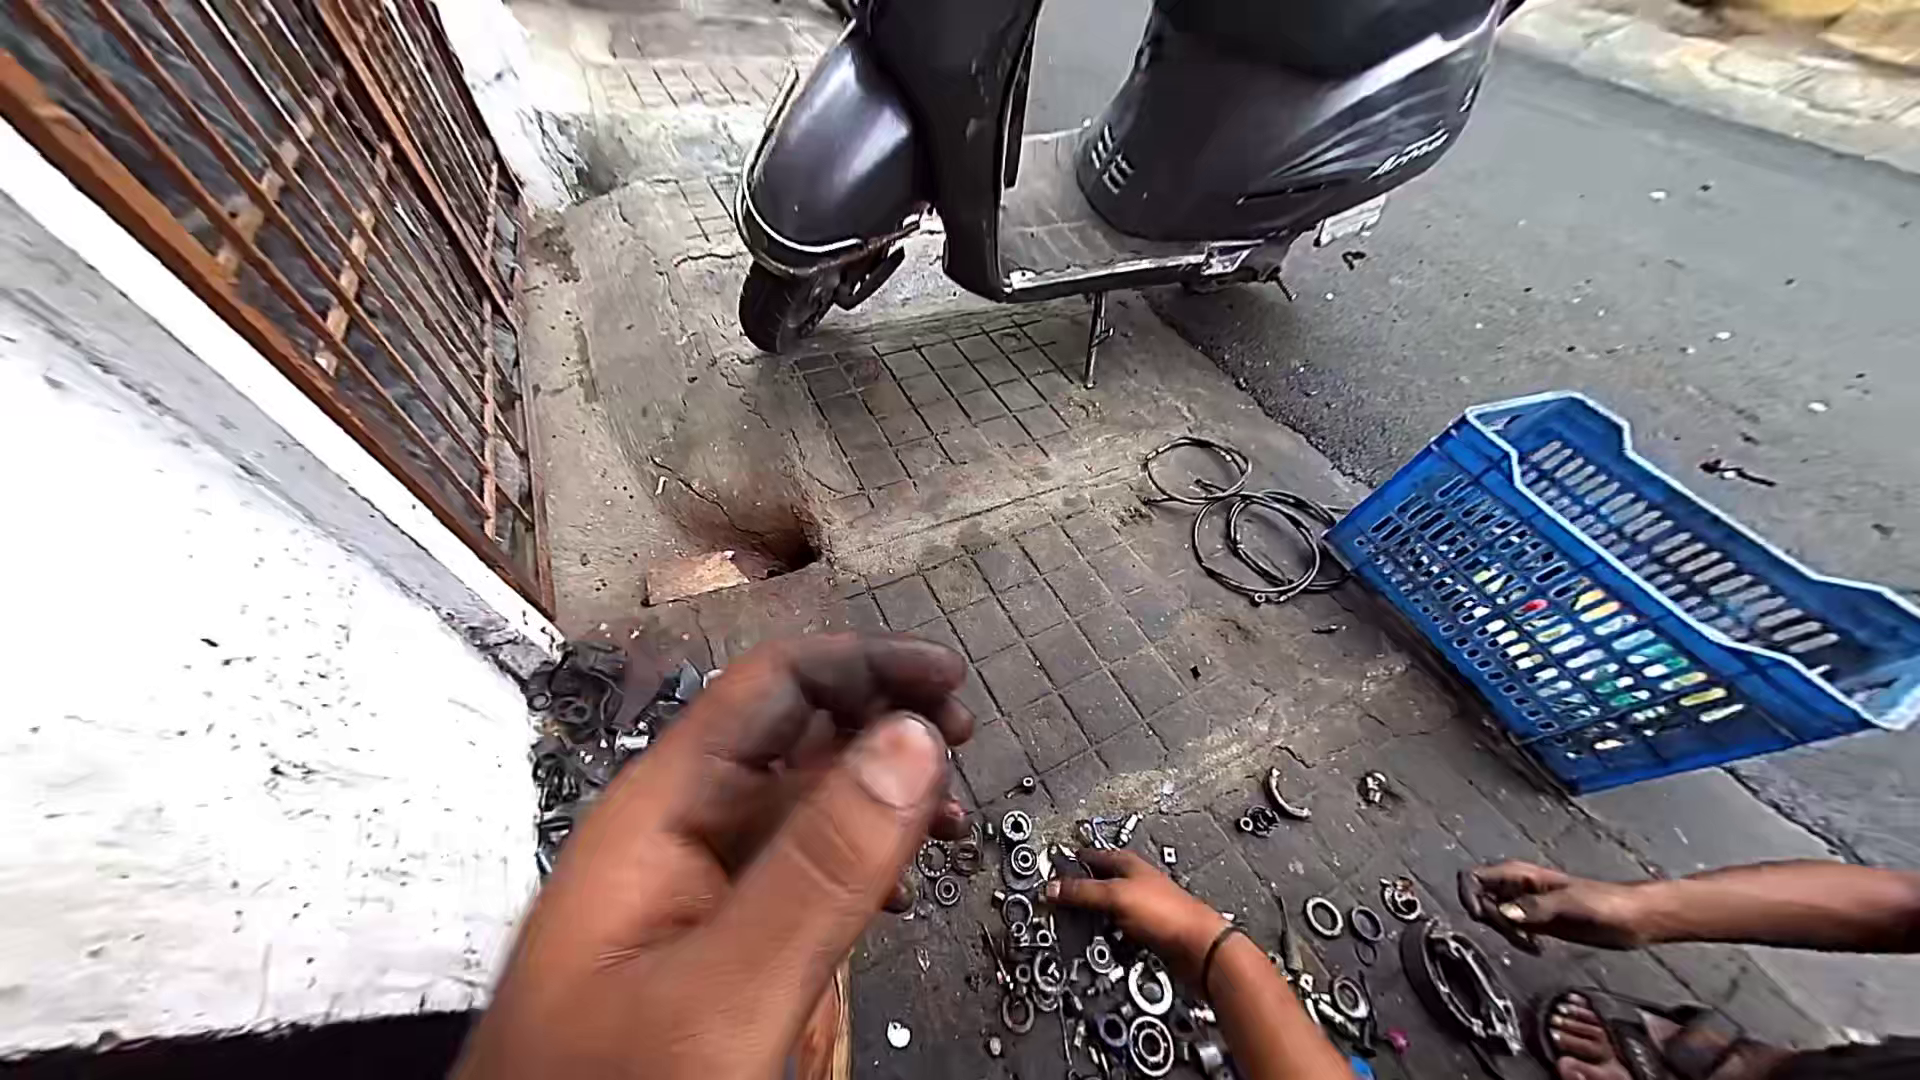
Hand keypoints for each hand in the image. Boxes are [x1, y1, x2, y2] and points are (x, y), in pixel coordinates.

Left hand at [454, 634, 974, 1079]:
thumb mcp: (721, 996)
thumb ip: (822, 864)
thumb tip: (914, 738)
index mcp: (667, 804)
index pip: (774, 683)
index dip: (864, 662)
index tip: (946, 674)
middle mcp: (693, 820)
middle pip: (801, 725)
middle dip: (887, 713)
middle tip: (961, 733)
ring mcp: (716, 875)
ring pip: (817, 789)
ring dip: (891, 783)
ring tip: (951, 810)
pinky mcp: (738, 924)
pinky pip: (816, 855)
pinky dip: (873, 848)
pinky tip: (908, 881)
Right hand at [1046, 849, 1226, 984]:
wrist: (1200, 949)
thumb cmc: (1166, 912)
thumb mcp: (1116, 896)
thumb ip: (1082, 891)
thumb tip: (1053, 887)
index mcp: (1124, 862)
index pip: (1087, 857)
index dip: (1067, 864)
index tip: (1048, 874)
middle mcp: (1131, 880)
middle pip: (1095, 883)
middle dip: (1077, 895)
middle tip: (1057, 905)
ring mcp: (1138, 906)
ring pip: (1105, 909)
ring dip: (1092, 919)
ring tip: (1076, 927)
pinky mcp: (1145, 931)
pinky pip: (1117, 931)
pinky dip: (1107, 937)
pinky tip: (1102, 944)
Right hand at [1465, 860, 1651, 949]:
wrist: (1637, 919)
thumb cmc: (1605, 904)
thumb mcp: (1570, 904)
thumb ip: (1535, 907)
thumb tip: (1503, 913)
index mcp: (1515, 874)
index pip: (1473, 876)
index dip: (1468, 894)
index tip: (1481, 917)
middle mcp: (1513, 887)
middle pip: (1480, 898)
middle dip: (1492, 919)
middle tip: (1517, 936)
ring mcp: (1523, 904)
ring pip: (1493, 914)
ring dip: (1504, 932)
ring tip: (1531, 946)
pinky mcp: (1534, 921)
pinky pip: (1509, 927)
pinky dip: (1515, 939)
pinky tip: (1535, 948)